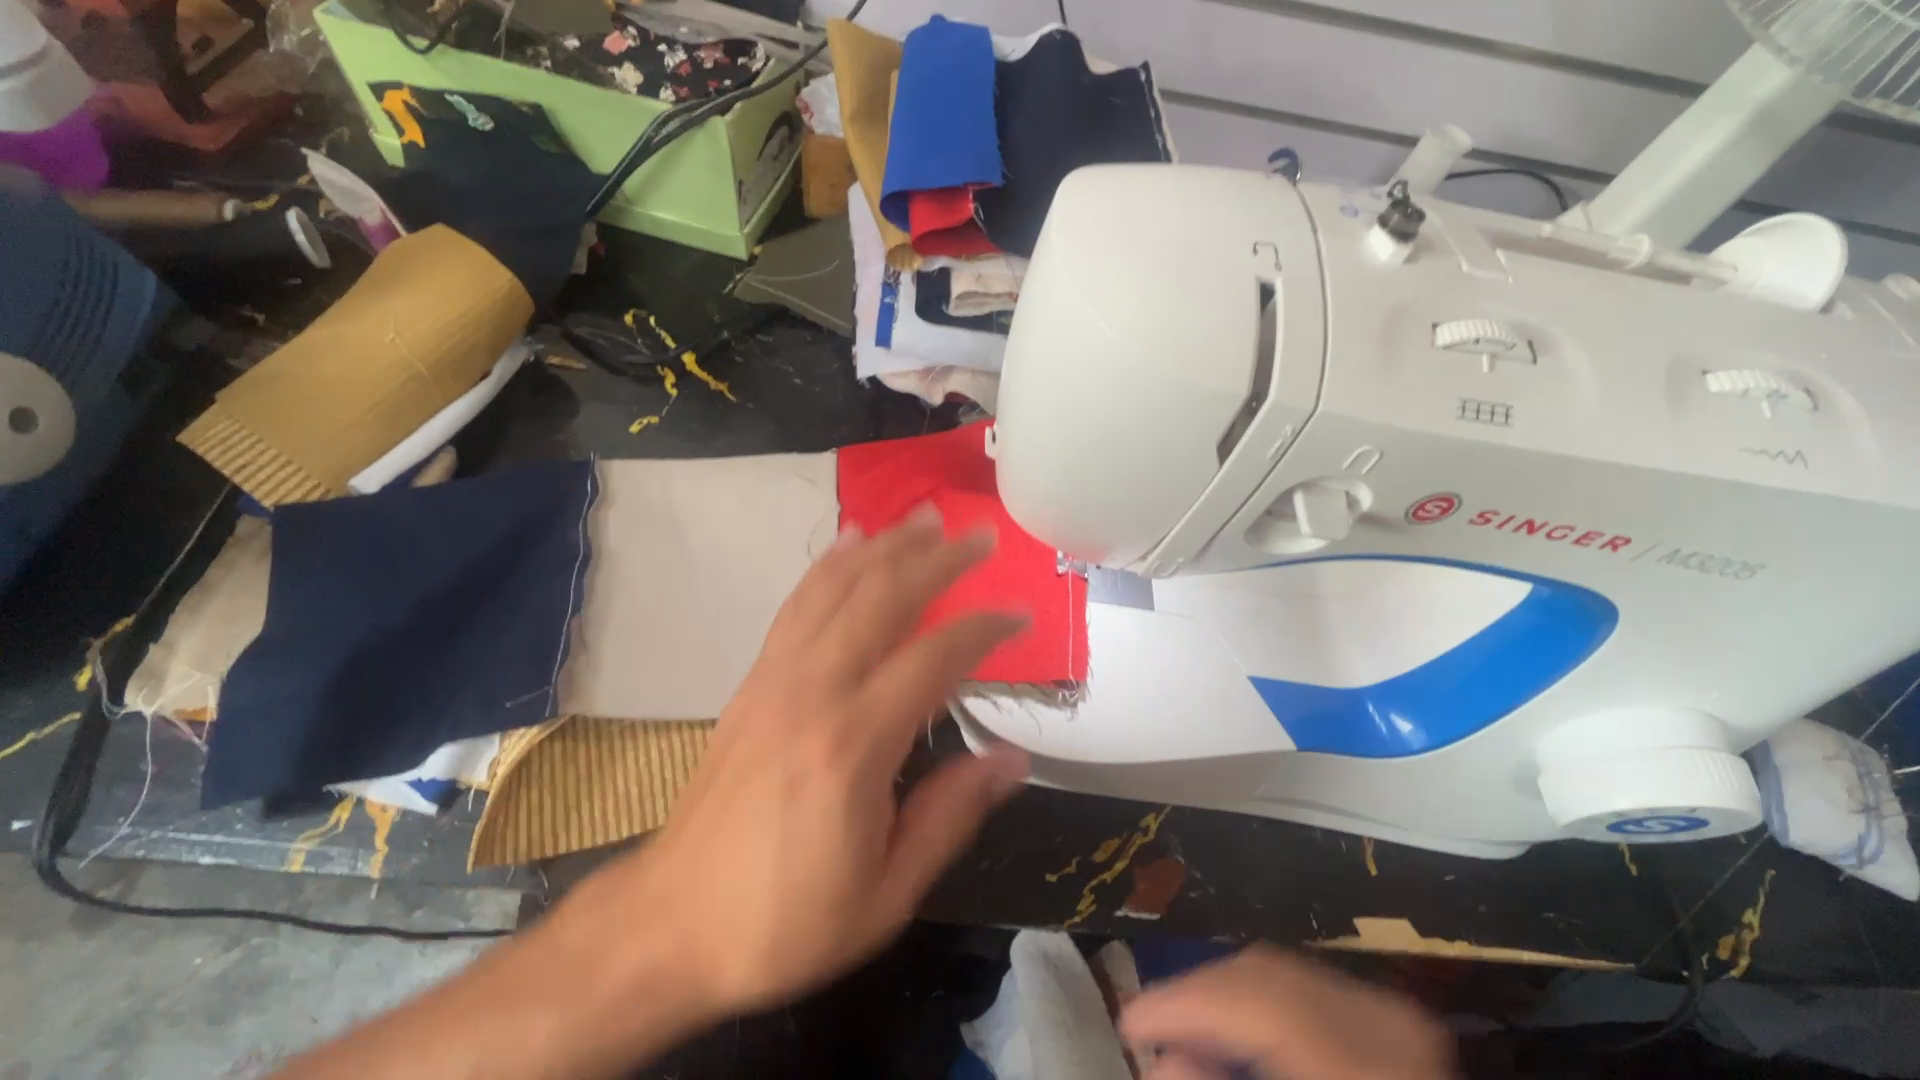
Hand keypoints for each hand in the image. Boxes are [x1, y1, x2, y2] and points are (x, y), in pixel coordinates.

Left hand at [563, 505, 1031, 1017]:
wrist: (669, 924)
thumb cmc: (785, 922)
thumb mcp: (887, 893)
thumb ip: (951, 816)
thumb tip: (1012, 760)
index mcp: (855, 744)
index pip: (935, 657)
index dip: (984, 628)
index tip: (1021, 615)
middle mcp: (813, 692)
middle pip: (883, 598)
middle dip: (937, 559)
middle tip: (980, 536)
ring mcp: (773, 680)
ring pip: (835, 588)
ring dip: (884, 547)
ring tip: (924, 519)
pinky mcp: (750, 685)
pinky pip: (795, 607)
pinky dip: (827, 568)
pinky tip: (848, 546)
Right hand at [1121, 945, 1455, 1079]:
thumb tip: (1159, 1065)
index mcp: (1361, 1065)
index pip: (1258, 1002)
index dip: (1184, 1003)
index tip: (1129, 1021)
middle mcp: (1384, 1025)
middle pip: (1263, 974)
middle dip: (1196, 995)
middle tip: (1147, 1027)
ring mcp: (1392, 1016)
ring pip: (1279, 970)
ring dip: (1222, 993)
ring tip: (1181, 1027)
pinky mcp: (1391, 1019)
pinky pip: (1303, 984)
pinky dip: (1257, 999)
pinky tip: (1232, 1029)